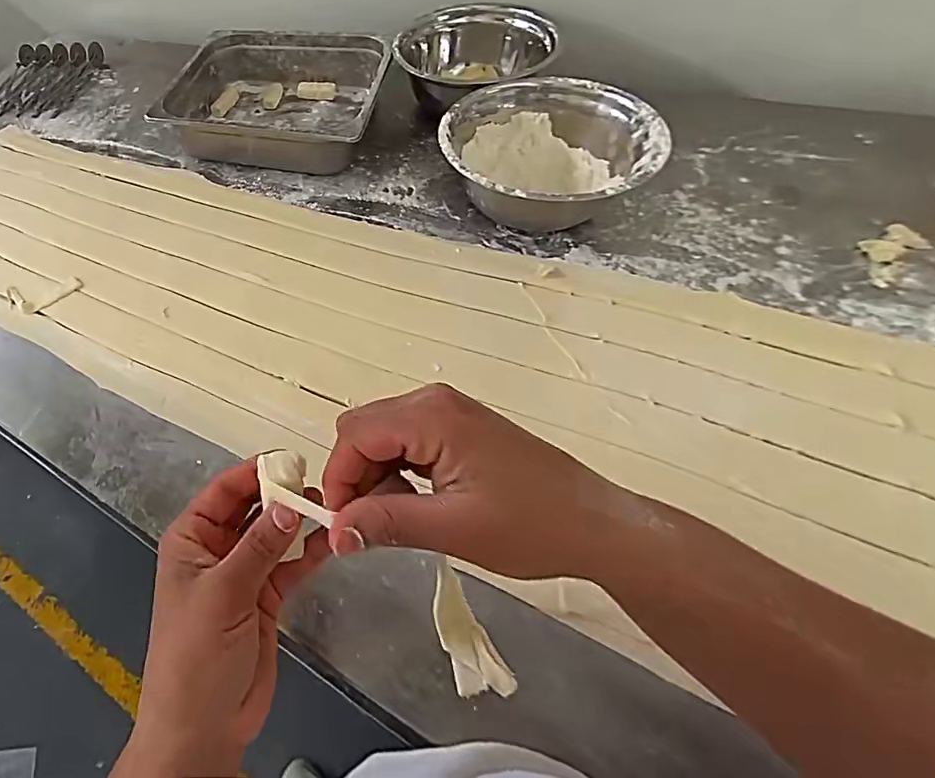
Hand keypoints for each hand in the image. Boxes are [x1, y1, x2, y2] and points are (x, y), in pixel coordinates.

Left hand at [114, 459, 331, 776]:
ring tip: (326, 506)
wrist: (202, 726)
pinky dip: (306, 553)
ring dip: (296, 522)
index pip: (223, 492)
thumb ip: (258, 547)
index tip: (286, 460)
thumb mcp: (223, 593)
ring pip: (272, 535)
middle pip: (250, 509)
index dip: (253, 473)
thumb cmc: (191, 657)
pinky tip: (325, 541)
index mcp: (190, 538)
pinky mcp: (263, 598)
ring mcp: (241, 573)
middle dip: (278, 495)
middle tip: (312, 481)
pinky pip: (287, 565)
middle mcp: (215, 550)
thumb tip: (287, 506)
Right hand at [321, 384, 637, 579]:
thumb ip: (387, 523)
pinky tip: (418, 501)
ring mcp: (446, 410)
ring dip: (376, 476)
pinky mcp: (455, 425)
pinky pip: (404, 439)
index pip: (355, 434)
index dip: (339, 479)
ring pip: (380, 435)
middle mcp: (433, 401)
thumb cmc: (533, 526)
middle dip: (355, 477)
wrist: (598, 525)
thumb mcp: (454, 529)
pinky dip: (397, 470)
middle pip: (362, 429)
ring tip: (401, 516)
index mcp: (432, 415)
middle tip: (370, 523)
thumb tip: (336, 532)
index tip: (341, 525)